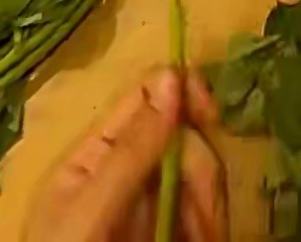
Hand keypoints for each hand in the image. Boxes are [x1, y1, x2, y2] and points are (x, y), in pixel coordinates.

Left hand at [24, 69, 227, 241]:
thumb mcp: (87, 215)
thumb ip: (131, 150)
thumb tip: (174, 75)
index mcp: (95, 153)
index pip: (145, 93)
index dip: (182, 89)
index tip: (209, 111)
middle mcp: (126, 170)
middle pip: (182, 133)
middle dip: (199, 169)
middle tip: (205, 222)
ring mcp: (150, 205)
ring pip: (200, 172)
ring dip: (211, 207)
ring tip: (205, 240)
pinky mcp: (173, 232)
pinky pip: (205, 213)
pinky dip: (213, 227)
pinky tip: (208, 240)